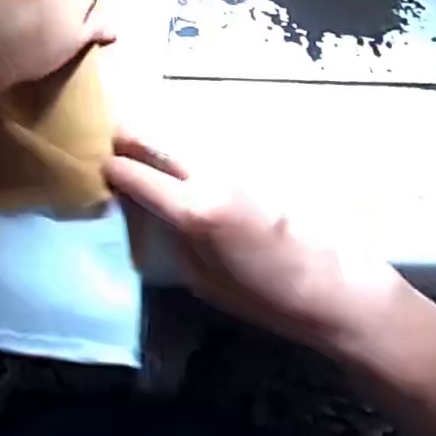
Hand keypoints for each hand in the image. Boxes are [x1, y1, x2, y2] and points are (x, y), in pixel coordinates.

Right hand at [103, 133, 416, 357]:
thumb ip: (169, 236)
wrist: (332, 287)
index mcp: (194, 211)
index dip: (114, 169)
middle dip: (129, 136)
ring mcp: (233, 166)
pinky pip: (208, 146)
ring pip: (182, 137)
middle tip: (115, 141)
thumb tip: (146, 209)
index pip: (139, 176)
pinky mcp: (253, 164)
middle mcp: (210, 177)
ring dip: (158, 138)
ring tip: (145, 147)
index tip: (103, 167)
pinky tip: (185, 159)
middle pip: (157, 139)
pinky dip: (187, 147)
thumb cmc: (264, 298)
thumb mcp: (202, 279)